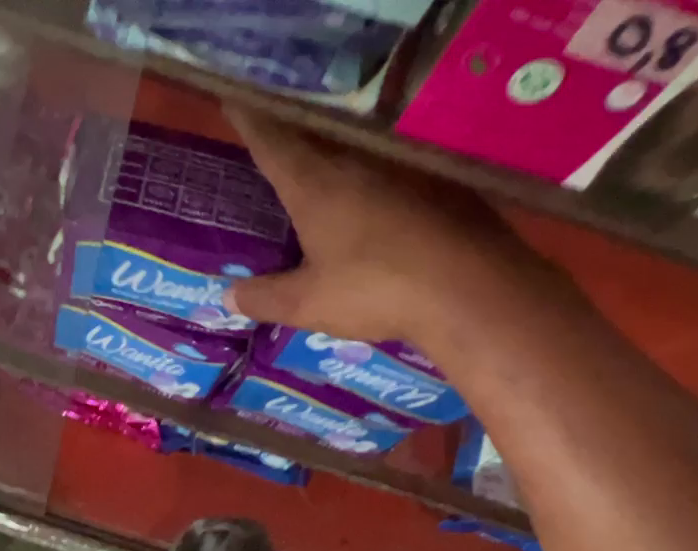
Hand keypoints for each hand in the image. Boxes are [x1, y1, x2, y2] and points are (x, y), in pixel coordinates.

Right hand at [223, 108, 574, 358]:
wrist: (469, 286)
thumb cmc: (376, 290)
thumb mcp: (308, 304)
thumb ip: (264, 298)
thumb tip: (228, 295)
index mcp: (314, 184)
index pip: (270, 139)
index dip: (248, 118)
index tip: (233, 100)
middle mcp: (355, 161)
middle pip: (313, 135)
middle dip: (289, 133)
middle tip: (272, 137)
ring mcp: (402, 165)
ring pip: (355, 149)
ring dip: (335, 152)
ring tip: (319, 164)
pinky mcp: (440, 178)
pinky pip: (394, 166)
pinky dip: (375, 175)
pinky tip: (375, 195)